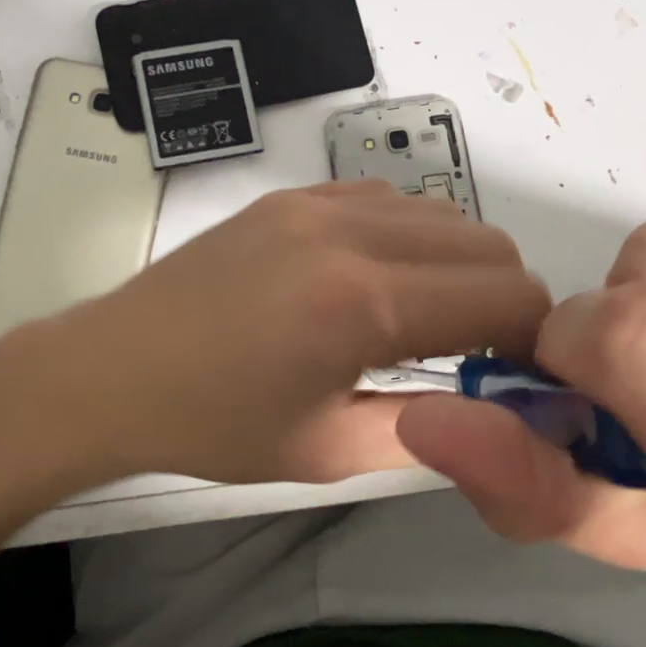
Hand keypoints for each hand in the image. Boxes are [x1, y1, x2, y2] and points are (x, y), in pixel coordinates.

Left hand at [0, 180, 552, 484]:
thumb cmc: (213, 426)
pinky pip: (383, 197)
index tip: (516, 376)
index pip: (505, 295)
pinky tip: (375, 279)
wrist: (113, 372)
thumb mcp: (329, 450)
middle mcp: (349, 233)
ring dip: (456, 263)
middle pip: (485, 243)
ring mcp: (314, 203)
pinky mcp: (289, 195)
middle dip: (503, 300)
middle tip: (473, 353)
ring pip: (439, 212)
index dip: (532, 339)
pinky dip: (407, 234)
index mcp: (362, 303)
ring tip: (422, 317)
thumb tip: (504, 414)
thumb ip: (429, 427)